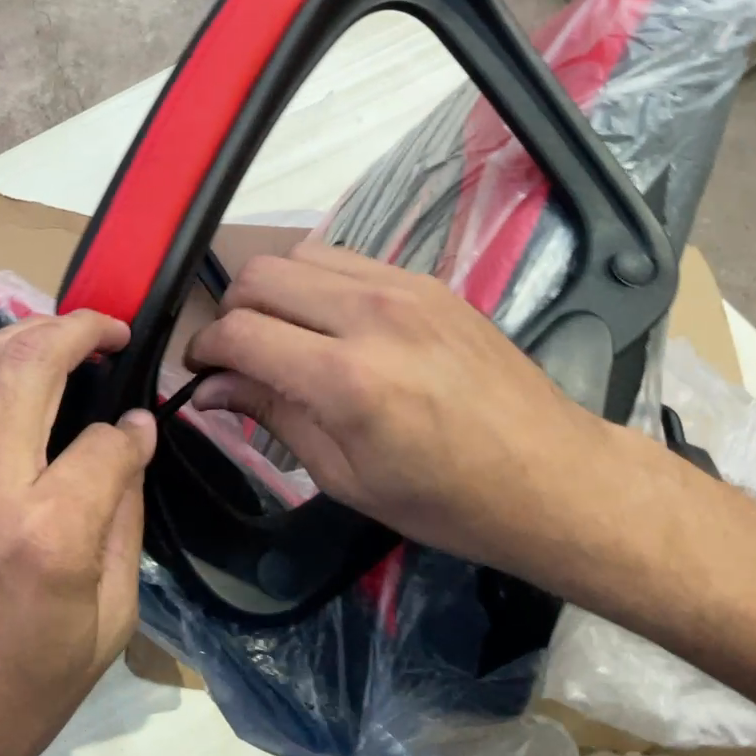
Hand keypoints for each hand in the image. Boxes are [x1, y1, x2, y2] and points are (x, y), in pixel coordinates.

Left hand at [0, 311, 157, 755]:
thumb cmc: (23, 684)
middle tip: (110, 328)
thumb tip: (133, 439)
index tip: (142, 426)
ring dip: (32, 332)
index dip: (134, 428)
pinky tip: (26, 382)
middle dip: (79, 329)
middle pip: (31, 361)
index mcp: (45, 532)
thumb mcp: (108, 618)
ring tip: (69, 335)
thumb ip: (124, 514)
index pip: (105, 437)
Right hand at [185, 239, 612, 576]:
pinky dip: (314, 281)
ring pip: (295, 254)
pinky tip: (326, 320)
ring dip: (271, 290)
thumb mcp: (343, 475)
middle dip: (230, 313)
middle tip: (238, 353)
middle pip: (257, 277)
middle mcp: (370, 316)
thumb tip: (207, 387)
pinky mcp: (424, 280)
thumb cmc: (444, 500)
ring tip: (280, 332)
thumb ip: (270, 414)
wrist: (555, 478)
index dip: (203, 349)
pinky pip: (342, 257)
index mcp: (347, 380)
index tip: (200, 370)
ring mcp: (402, 288)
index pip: (239, 332)